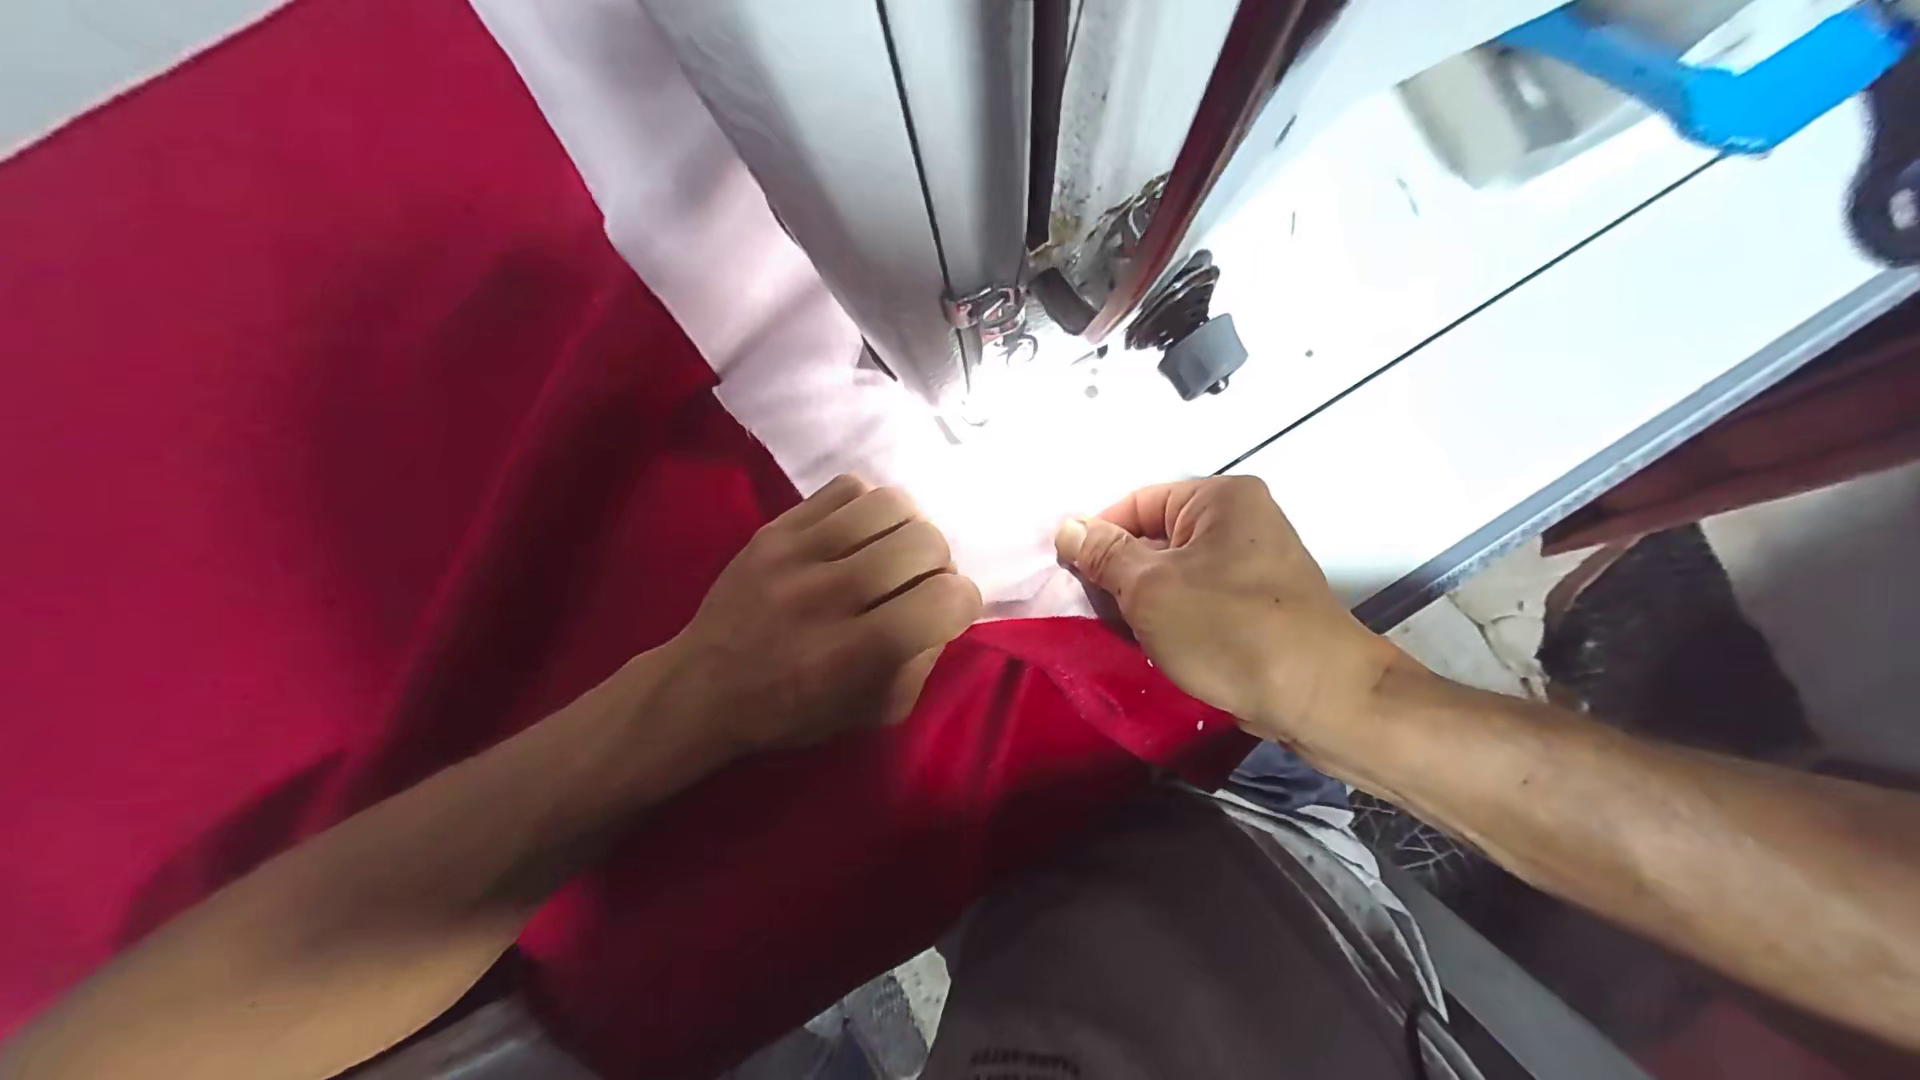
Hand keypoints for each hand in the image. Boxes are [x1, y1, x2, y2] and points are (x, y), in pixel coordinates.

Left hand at [665, 474, 982, 755]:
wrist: (704, 687)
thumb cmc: (795, 711)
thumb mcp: (874, 712)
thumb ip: (922, 661)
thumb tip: (944, 604)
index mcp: (856, 654)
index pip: (946, 599)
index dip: (964, 602)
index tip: (947, 610)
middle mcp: (829, 597)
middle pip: (924, 542)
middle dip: (940, 562)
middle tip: (919, 580)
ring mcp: (796, 554)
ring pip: (889, 503)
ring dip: (910, 526)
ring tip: (893, 548)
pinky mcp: (774, 528)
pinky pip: (847, 486)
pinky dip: (869, 506)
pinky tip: (859, 532)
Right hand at [1054, 476, 1398, 748]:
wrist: (1317, 698)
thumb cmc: (1228, 630)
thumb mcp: (1149, 588)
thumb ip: (1103, 553)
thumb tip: (1069, 527)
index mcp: (1219, 498)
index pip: (1135, 504)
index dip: (1098, 538)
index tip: (1073, 578)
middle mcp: (1240, 519)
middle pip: (1155, 537)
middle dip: (1121, 574)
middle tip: (1099, 610)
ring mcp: (1253, 560)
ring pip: (1173, 571)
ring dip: (1145, 600)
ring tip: (1127, 631)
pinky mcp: (1257, 600)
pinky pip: (1198, 595)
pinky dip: (1173, 614)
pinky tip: (1157, 642)